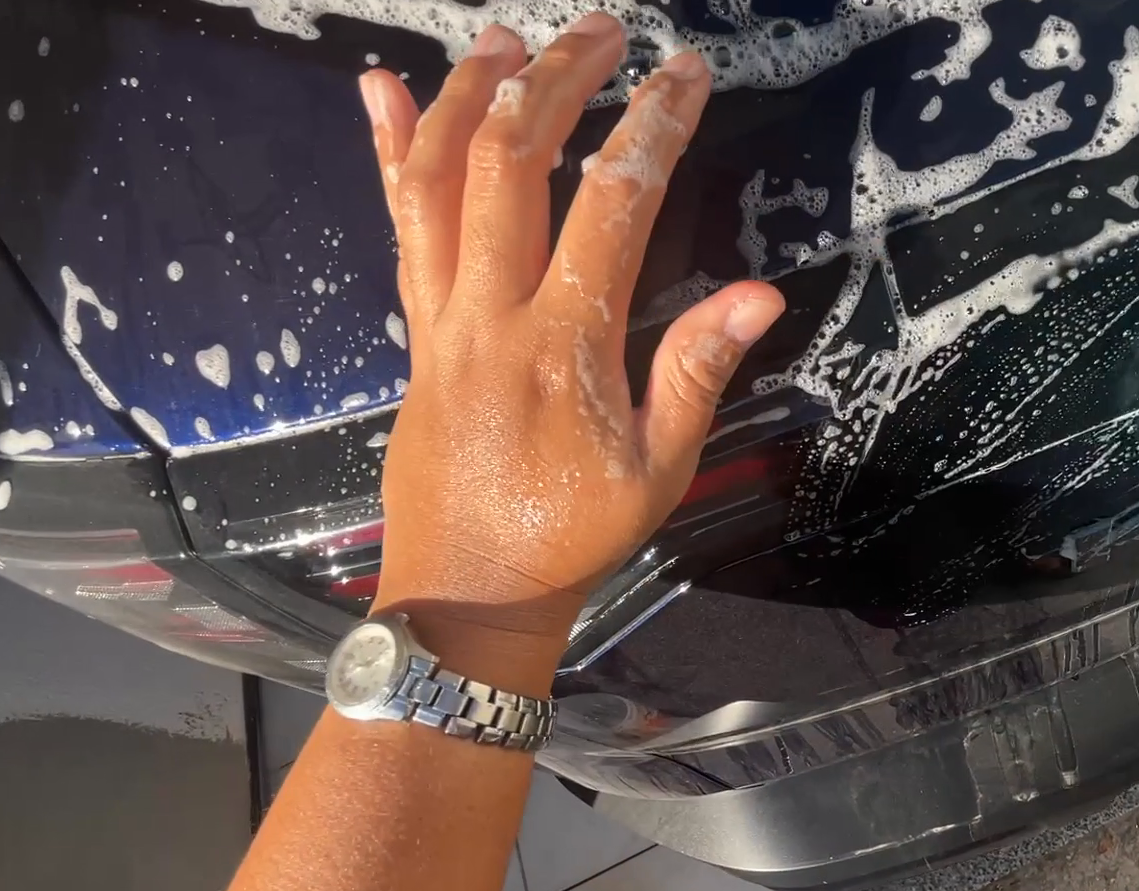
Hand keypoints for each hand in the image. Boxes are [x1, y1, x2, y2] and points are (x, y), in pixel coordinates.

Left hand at [356, 16, 784, 690]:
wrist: (471, 586)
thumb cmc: (576, 535)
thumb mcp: (660, 468)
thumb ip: (697, 372)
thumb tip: (759, 294)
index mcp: (566, 344)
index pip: (612, 205)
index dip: (652, 129)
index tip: (684, 75)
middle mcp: (492, 311)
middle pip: (511, 160)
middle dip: (559, 80)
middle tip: (602, 31)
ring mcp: (441, 317)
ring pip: (438, 177)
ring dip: (471, 93)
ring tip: (511, 40)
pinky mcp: (414, 332)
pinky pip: (397, 228)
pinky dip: (388, 152)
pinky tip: (379, 90)